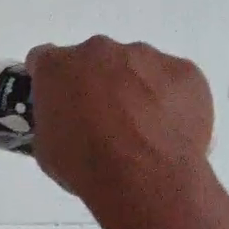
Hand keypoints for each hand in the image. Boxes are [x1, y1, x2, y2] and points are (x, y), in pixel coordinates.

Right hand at [25, 36, 213, 207]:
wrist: (145, 178)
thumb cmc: (84, 164)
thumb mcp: (44, 146)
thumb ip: (51, 118)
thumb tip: (66, 120)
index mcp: (58, 66)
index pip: (44, 59)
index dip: (50, 81)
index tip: (57, 101)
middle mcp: (98, 50)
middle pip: (93, 59)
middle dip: (95, 82)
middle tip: (102, 119)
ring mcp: (145, 56)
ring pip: (135, 65)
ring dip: (133, 87)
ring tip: (142, 128)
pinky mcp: (184, 70)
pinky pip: (172, 79)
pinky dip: (169, 97)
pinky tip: (167, 127)